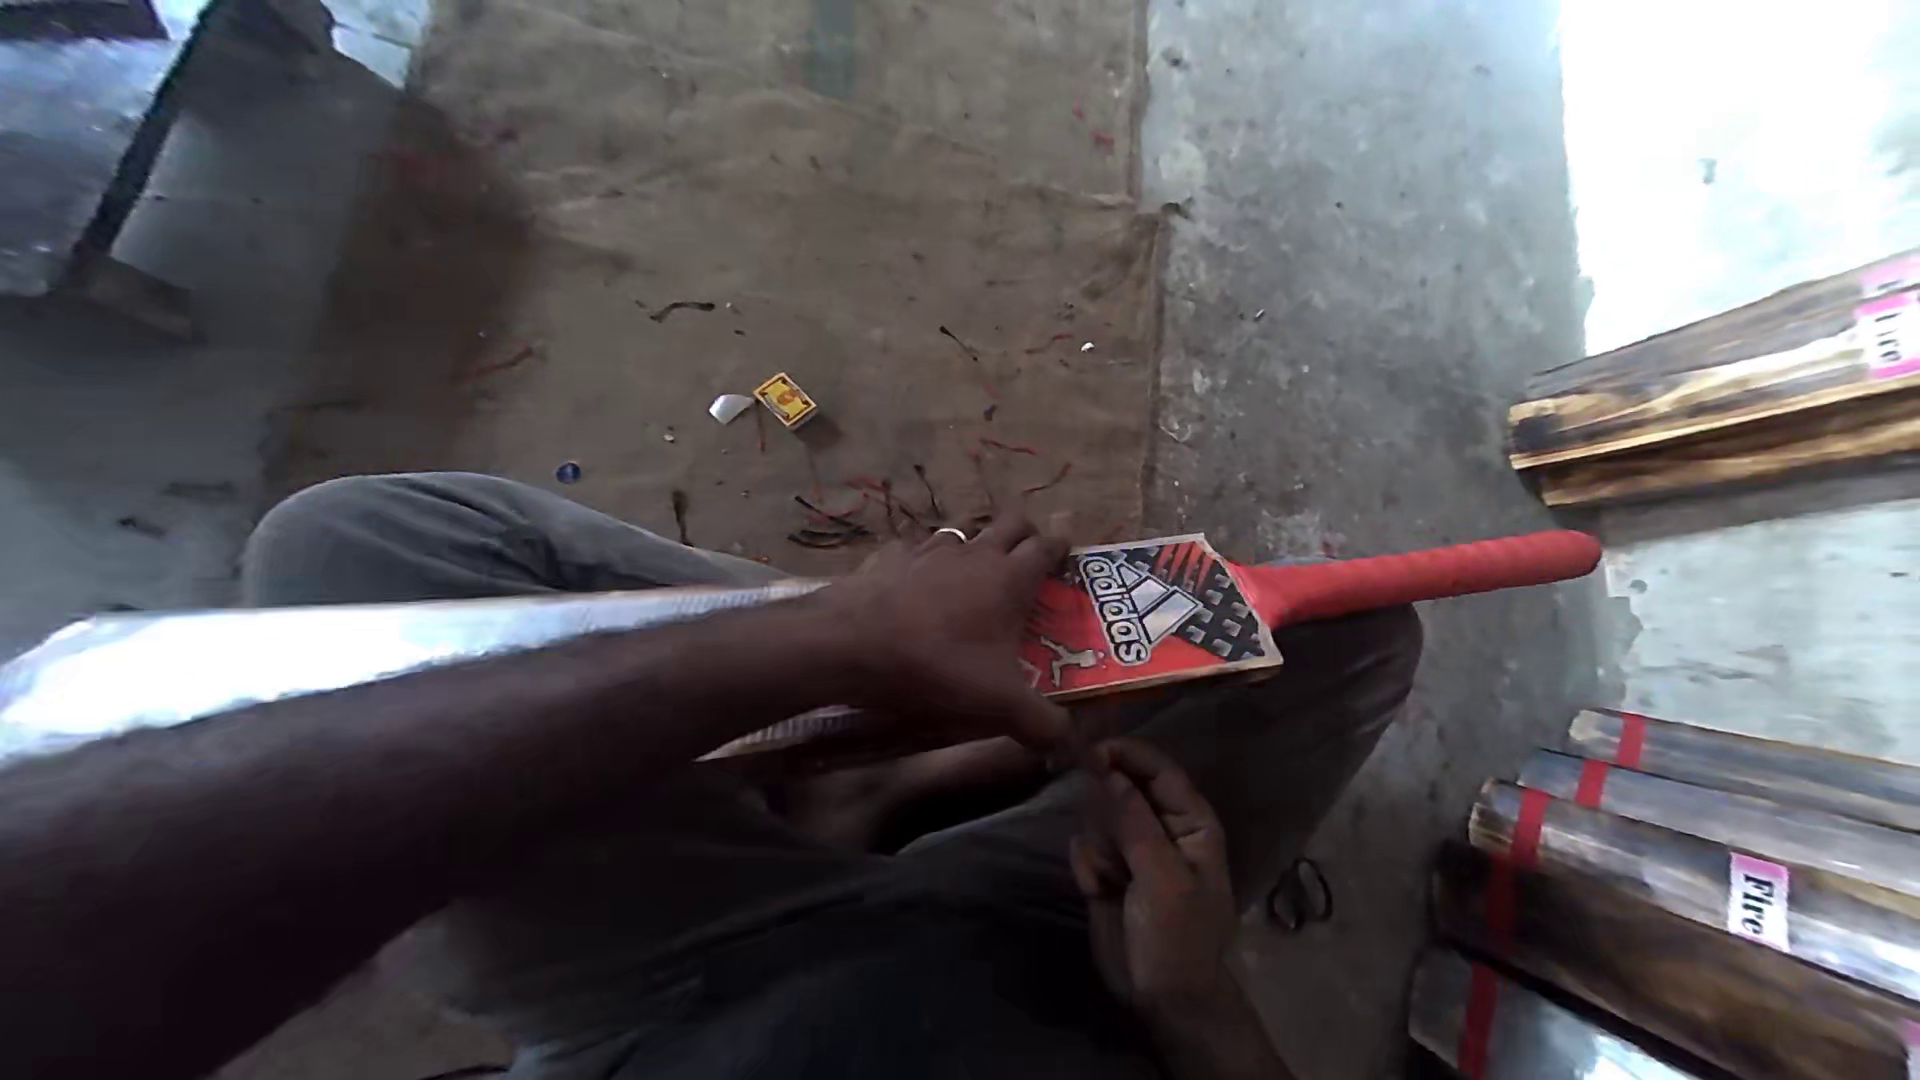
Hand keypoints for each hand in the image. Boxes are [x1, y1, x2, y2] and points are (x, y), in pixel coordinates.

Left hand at [815, 514, 1070, 748]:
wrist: (853, 644)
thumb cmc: (937, 665)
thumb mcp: (999, 704)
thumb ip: (1041, 724)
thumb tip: (1066, 740)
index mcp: (1009, 578)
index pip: (1047, 546)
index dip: (1061, 546)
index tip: (1067, 553)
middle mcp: (975, 552)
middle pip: (1012, 521)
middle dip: (1026, 530)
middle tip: (1029, 552)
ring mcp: (931, 548)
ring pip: (966, 525)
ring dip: (979, 534)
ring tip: (978, 558)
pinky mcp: (893, 554)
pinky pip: (918, 542)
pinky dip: (926, 552)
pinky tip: (918, 572)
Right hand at [1070, 738, 1239, 1019]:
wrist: (1165, 1003)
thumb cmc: (1178, 937)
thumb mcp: (1163, 877)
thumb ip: (1135, 820)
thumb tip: (1107, 769)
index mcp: (1189, 820)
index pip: (1158, 767)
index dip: (1127, 753)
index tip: (1090, 751)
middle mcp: (1159, 824)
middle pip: (1122, 785)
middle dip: (1105, 807)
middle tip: (1105, 838)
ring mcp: (1131, 845)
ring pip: (1097, 815)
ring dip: (1098, 845)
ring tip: (1112, 879)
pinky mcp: (1106, 866)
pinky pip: (1083, 846)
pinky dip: (1087, 868)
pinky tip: (1100, 892)